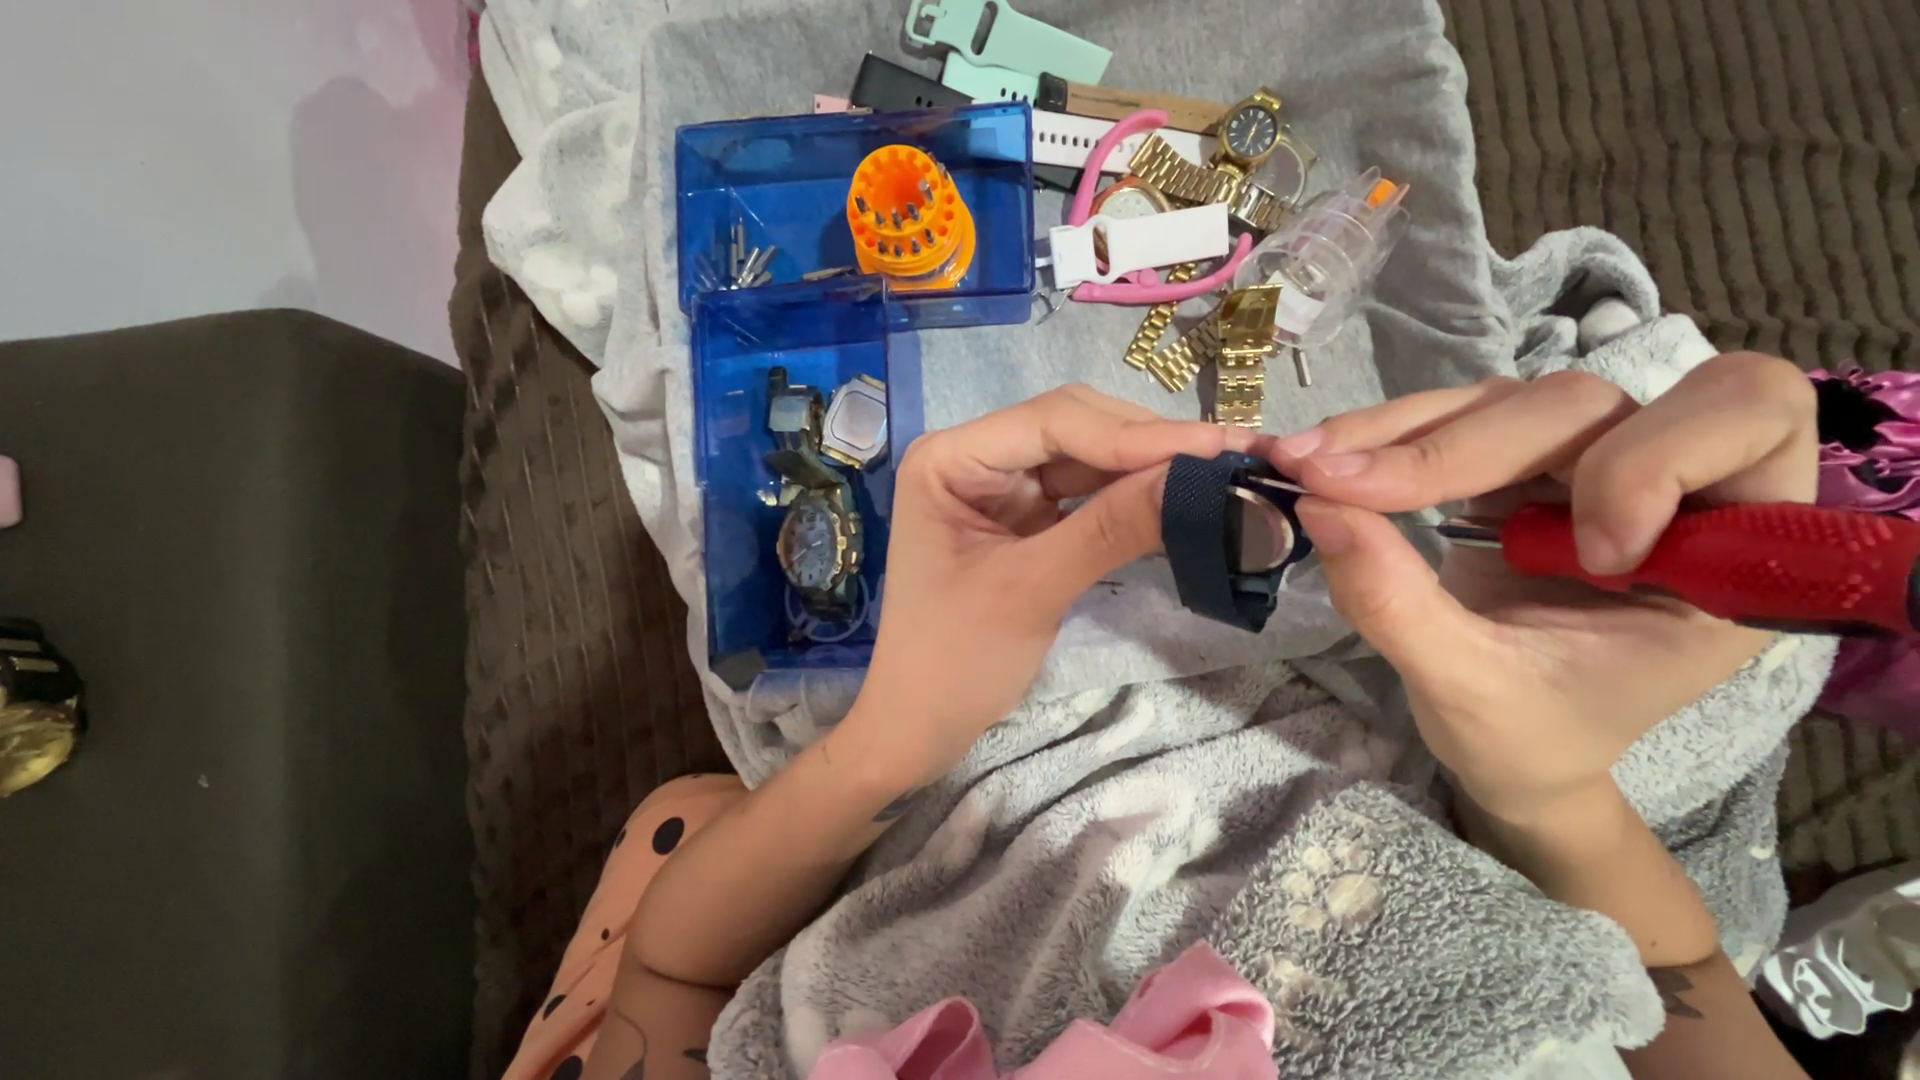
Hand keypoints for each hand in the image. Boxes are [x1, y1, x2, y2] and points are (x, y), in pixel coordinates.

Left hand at [841, 385, 1257, 783]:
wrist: (919, 725)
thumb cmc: (954, 662)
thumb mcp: (1032, 589)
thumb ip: (1111, 527)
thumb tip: (1199, 476)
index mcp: (948, 460)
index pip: (1051, 422)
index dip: (1134, 433)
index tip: (1214, 446)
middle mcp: (972, 457)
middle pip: (1072, 428)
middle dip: (1146, 444)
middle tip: (1230, 457)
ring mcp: (998, 487)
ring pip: (1086, 457)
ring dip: (1147, 467)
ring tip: (1220, 472)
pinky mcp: (1022, 517)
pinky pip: (1085, 493)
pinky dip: (1129, 497)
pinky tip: (1177, 499)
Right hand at [1273, 354, 1818, 819]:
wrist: (1506, 746)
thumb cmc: (1524, 738)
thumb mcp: (1467, 689)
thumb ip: (1397, 604)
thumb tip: (1317, 504)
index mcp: (1725, 555)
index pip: (1741, 425)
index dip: (1650, 461)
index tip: (1584, 555)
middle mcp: (1656, 488)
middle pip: (1575, 403)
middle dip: (1455, 443)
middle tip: (1335, 480)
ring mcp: (1572, 469)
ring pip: (1496, 400)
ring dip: (1394, 431)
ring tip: (1300, 462)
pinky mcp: (1508, 469)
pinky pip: (1447, 422)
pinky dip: (1376, 440)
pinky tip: (1315, 461)